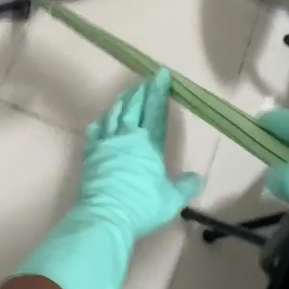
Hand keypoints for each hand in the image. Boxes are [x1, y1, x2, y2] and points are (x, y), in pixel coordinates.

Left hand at [77, 68, 204, 238]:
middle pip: (134, 107)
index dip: (159, 92)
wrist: (106, 214)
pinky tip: (103, 118)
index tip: (162, 75)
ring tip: (128, 93)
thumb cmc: (142, 205)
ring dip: (123, 101)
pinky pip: (96, 130)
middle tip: (146, 80)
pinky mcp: (90, 152)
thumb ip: (185, 186)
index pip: (155, 111)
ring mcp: (106, 142)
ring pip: (114, 114)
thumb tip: (197, 177)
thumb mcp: (171, 199)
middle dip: (142, 91)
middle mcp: (127, 136)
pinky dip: (102, 120)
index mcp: (149, 144)